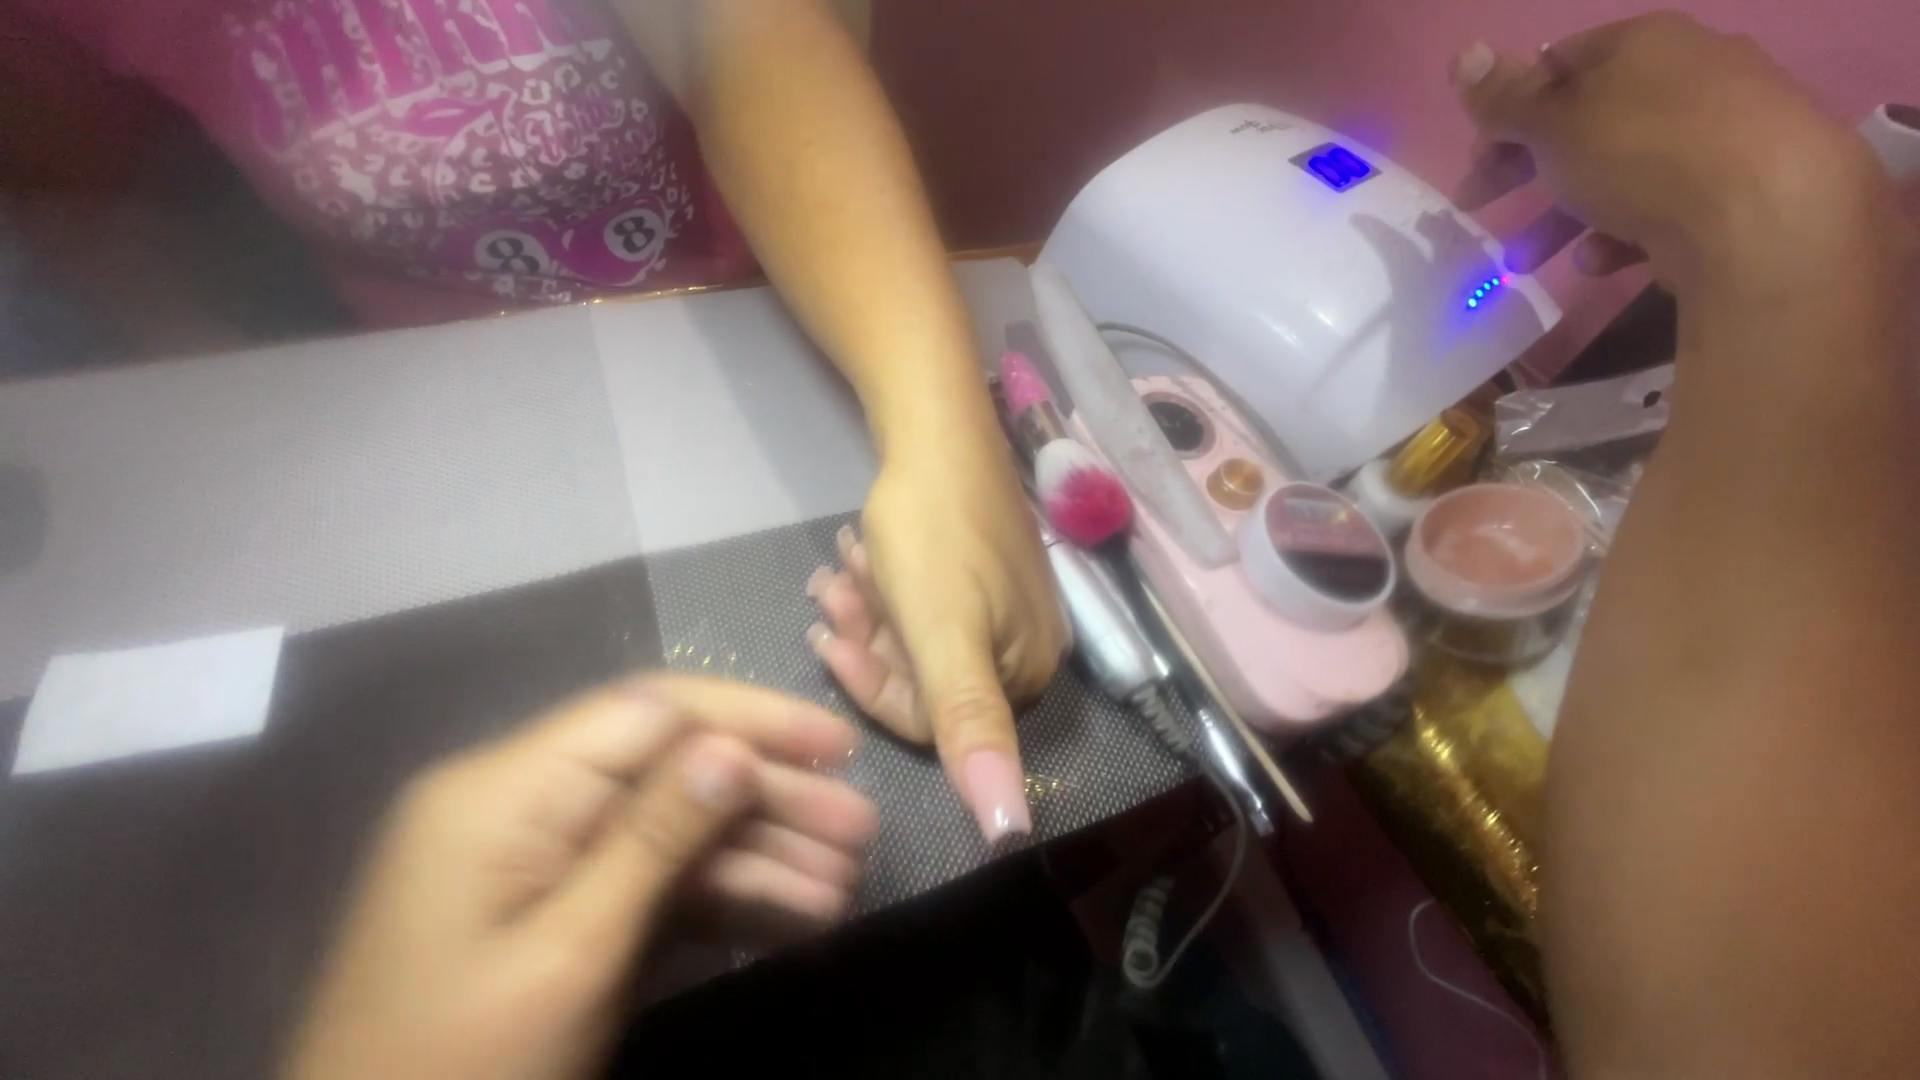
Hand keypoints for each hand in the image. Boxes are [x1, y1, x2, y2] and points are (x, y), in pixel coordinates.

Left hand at [282, 675, 876, 1079]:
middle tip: (862, 829)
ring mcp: (550, 856)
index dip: (750, 717)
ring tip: (847, 882)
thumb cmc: (455, 1071)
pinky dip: (728, 896)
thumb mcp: (567, 956)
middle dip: (771, 798)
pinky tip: (799, 915)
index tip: (834, 743)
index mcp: (507, 790)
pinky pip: (659, 879)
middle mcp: (531, 803)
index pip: (651, 711)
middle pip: (674, 770)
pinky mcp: (569, 905)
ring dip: (764, 853)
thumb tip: (734, 749)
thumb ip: (654, 839)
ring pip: (678, 828)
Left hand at [807, 435, 1064, 843]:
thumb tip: (1011, 836)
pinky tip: (855, 554)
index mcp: (1022, 670)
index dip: (873, 687)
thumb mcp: (943, 634)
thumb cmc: (936, 533)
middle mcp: (1021, 645)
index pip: (935, 721)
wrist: (938, 430)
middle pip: (923, 675)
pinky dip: (885, 588)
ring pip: (916, 636)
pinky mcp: (977, 571)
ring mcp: (1001, 605)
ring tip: (835, 568)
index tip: (824, 640)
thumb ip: (970, 727)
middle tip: (826, 591)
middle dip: (867, 639)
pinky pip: (924, 602)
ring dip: (868, 609)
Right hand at [1451, 13, 1879, 290]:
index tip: (1474, 160)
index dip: (1504, 114)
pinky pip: (1649, 208)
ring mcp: (1707, 133)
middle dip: (1520, 172)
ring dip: (1555, 219)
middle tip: (1474, 207)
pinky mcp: (1722, 187)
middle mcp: (1679, 77)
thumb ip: (1502, 97)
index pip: (1553, 67)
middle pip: (1576, 124)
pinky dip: (1612, 234)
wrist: (1760, 212)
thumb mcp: (1552, 122)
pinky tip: (1597, 258)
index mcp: (1638, 47)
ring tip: (1522, 262)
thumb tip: (1464, 53)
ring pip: (1607, 174)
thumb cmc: (1639, 154)